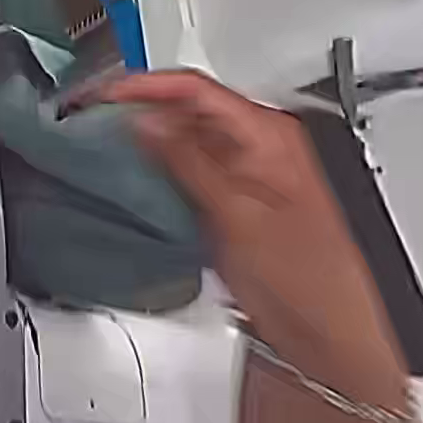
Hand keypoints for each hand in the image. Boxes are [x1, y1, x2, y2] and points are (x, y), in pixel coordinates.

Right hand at [99, 69, 406, 410]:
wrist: (327, 336)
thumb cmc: (309, 279)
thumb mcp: (238, 212)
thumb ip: (187, 160)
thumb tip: (144, 122)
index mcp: (267, 134)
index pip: (195, 90)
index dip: (145, 86)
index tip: (106, 95)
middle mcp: (253, 144)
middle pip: (184, 106)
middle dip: (137, 107)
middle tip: (94, 114)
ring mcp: (237, 169)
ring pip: (179, 134)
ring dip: (141, 134)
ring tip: (101, 139)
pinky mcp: (224, 194)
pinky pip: (181, 164)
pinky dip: (152, 162)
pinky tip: (128, 169)